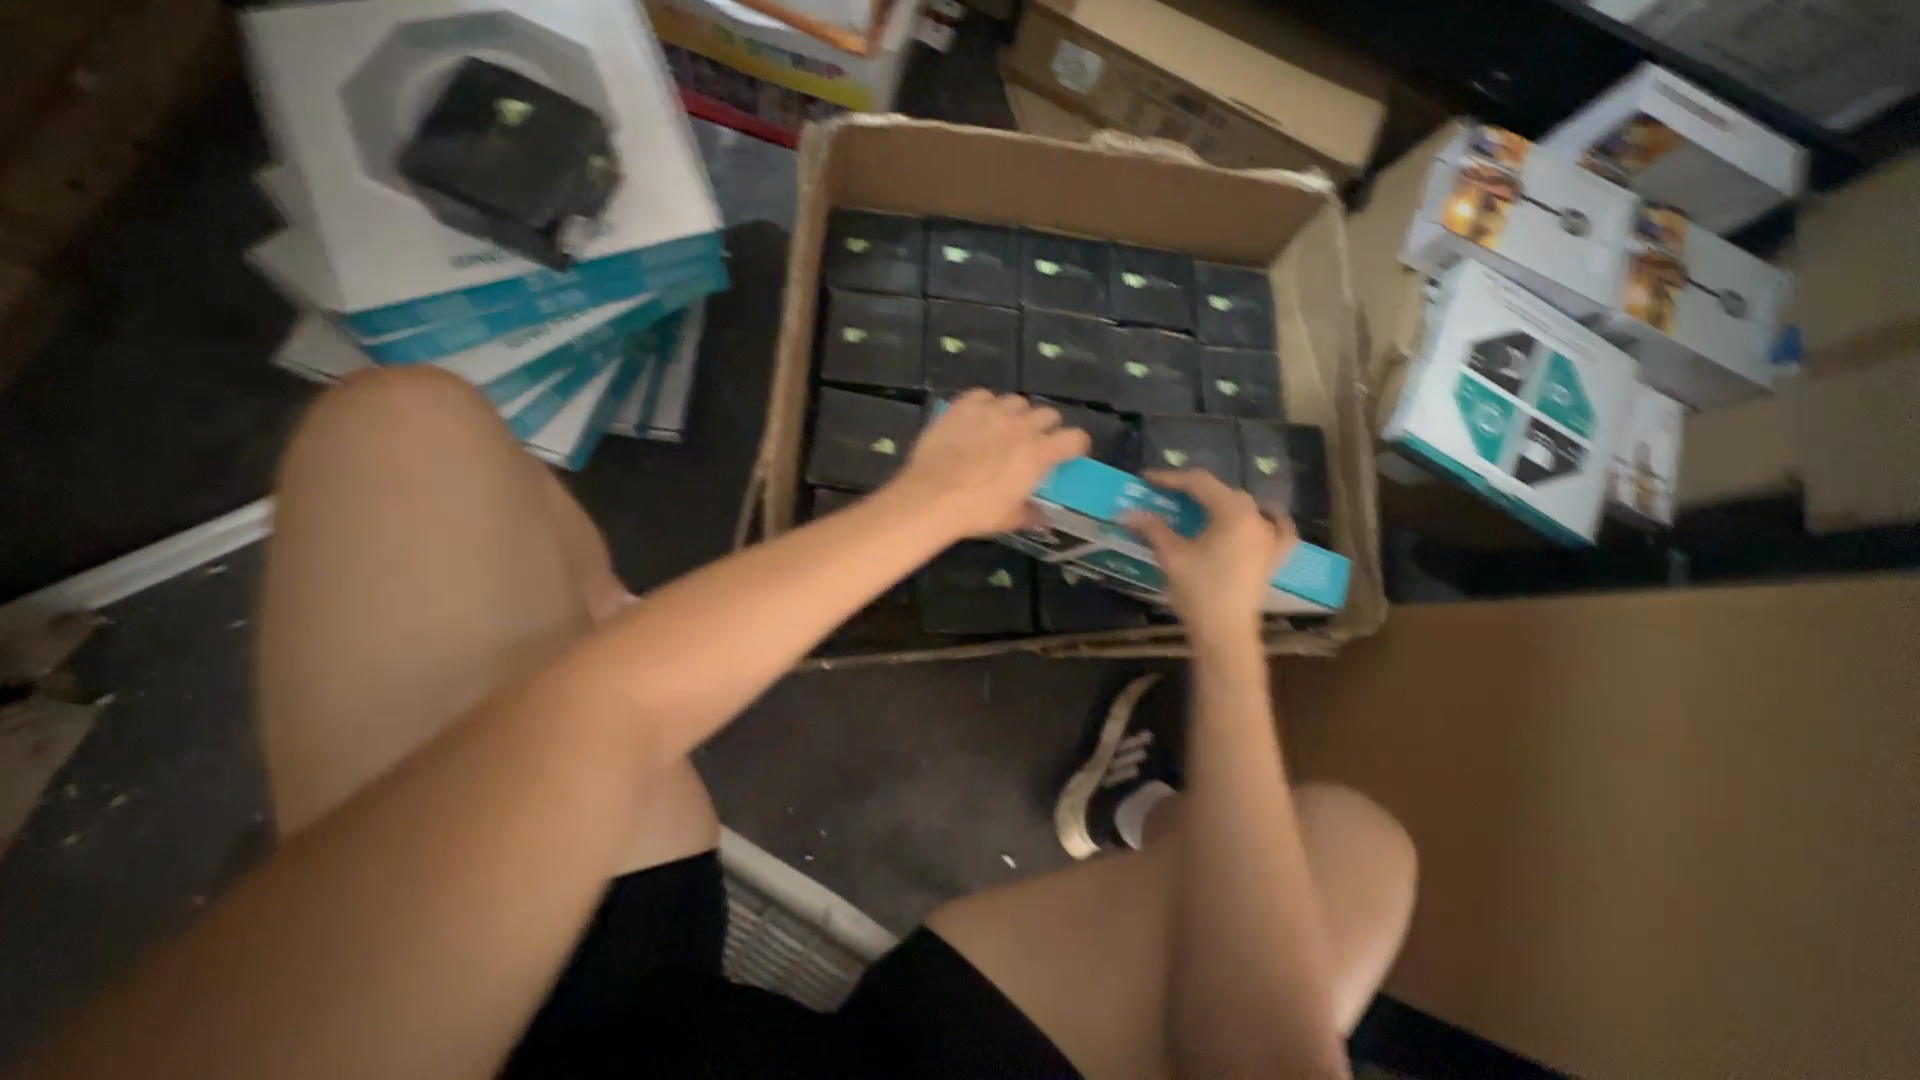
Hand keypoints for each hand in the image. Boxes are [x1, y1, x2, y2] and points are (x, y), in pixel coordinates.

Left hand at [891, 391, 1089, 537]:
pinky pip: (984, 395)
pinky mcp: (964, 406)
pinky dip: (986, 405)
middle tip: (1034, 443)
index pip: (1076, 438)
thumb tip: (1044, 517)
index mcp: (1039, 453)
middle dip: (1046, 427)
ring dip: (1017, 414)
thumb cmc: (976, 511)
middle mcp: (1021, 426)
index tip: (1070, 453)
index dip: (1076, 445)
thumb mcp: (1009, 519)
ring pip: (1017, 401)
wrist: (931, 496)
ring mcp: (991, 412)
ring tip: (1005, 428)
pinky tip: (978, 418)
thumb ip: (1031, 514)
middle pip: (1048, 414)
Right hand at [1123, 469, 1296, 638]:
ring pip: (1246, 509)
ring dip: (1222, 504)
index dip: (1171, 479)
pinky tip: (1264, 516)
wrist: (1225, 633)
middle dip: (1193, 491)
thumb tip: (1127, 512)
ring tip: (1201, 508)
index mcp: (1233, 512)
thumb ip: (1152, 528)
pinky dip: (1270, 519)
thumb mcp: (1172, 555)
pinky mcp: (1274, 558)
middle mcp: (1256, 518)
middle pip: (1223, 493)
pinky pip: (1278, 530)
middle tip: (1166, 496)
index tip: (1147, 480)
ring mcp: (1270, 538)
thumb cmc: (1198, 590)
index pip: (1199, 483)